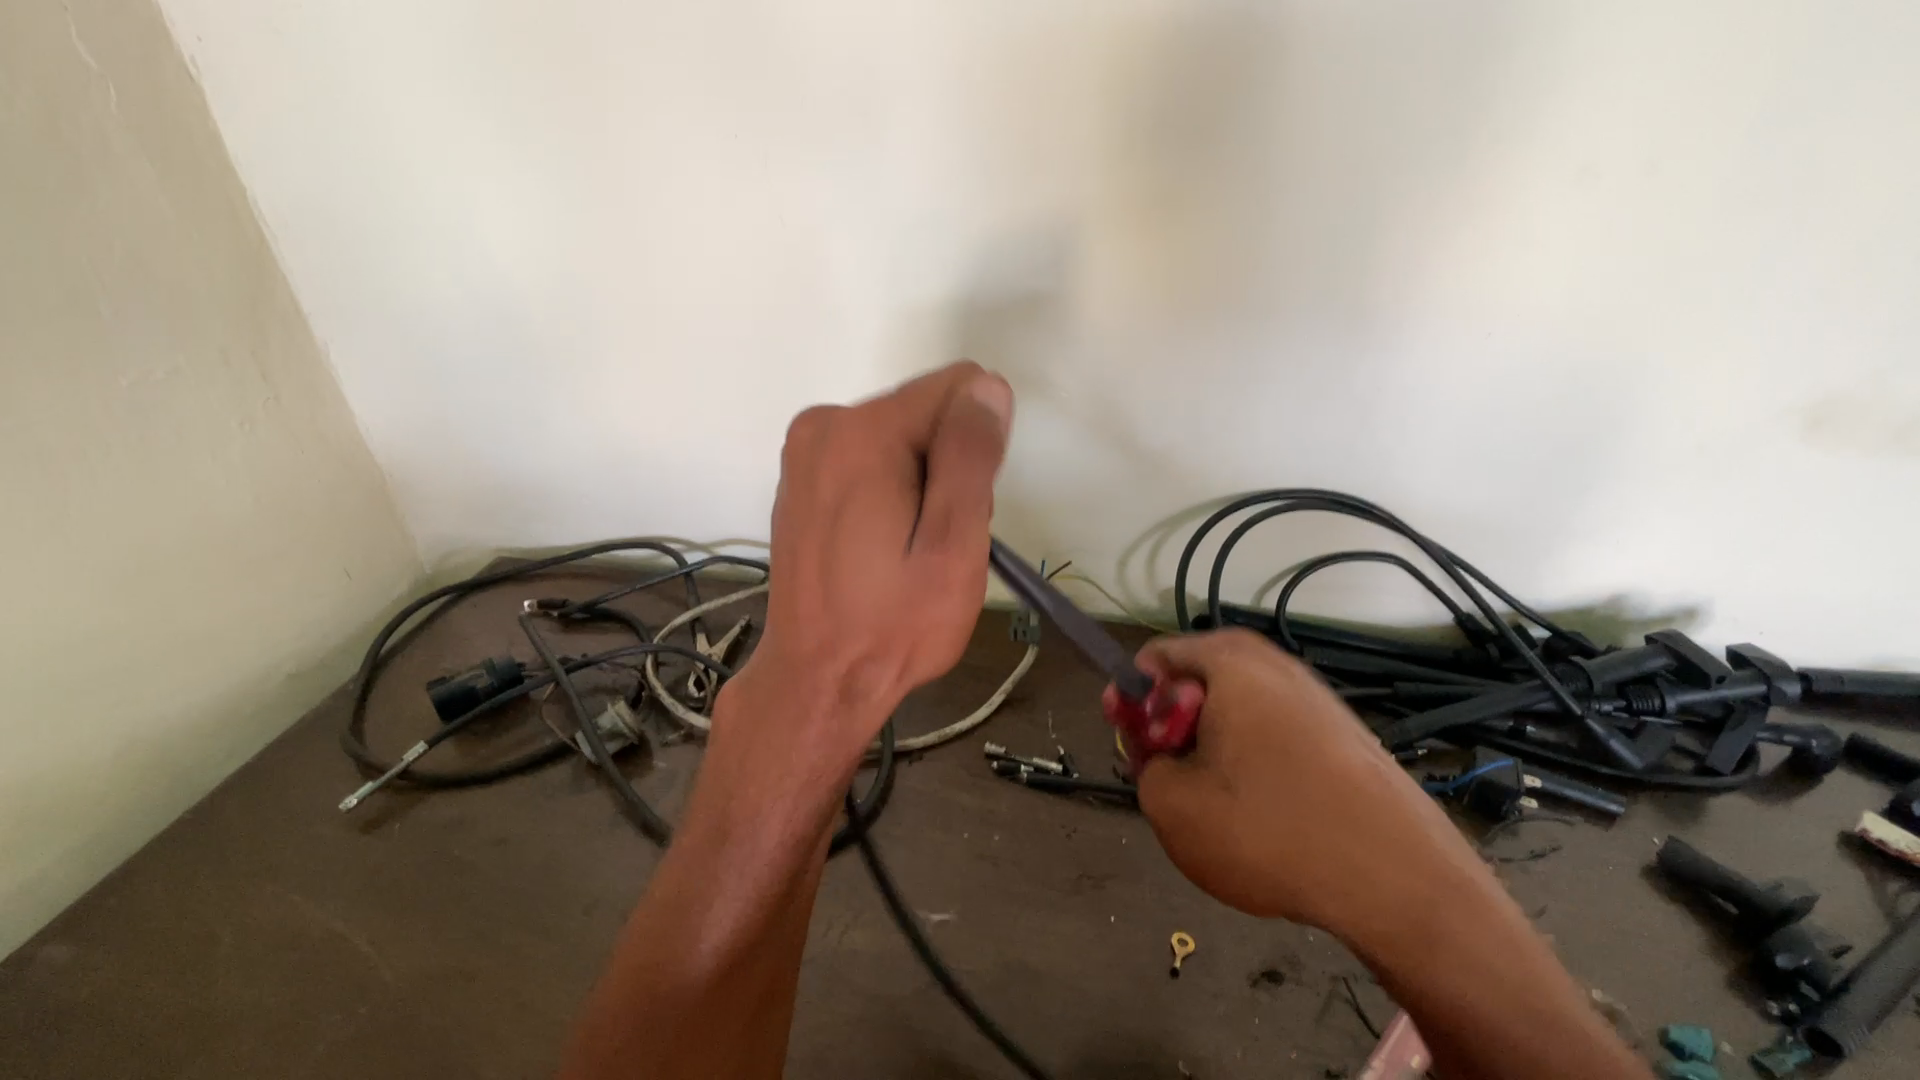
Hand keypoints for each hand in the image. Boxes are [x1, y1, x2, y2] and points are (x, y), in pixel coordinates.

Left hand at [729, 361, 1013, 766]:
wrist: (819, 679)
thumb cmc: (894, 622)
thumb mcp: (952, 543)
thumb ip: (971, 457)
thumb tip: (987, 389)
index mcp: (861, 432)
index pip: (958, 389)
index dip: (979, 447)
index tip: (962, 509)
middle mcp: (823, 424)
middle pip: (927, 414)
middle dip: (948, 467)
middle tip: (936, 541)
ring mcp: (805, 452)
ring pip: (902, 439)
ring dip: (922, 483)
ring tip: (909, 549)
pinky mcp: (802, 479)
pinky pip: (871, 460)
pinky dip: (890, 492)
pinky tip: (882, 546)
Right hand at [1127, 629, 1489, 935]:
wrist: (1399, 880)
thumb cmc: (1270, 830)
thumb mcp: (1171, 806)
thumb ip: (1144, 766)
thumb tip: (1163, 757)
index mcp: (1228, 663)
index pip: (1154, 658)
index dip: (1129, 701)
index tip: (1131, 746)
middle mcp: (1274, 665)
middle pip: (1196, 680)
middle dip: (1172, 724)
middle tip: (1169, 775)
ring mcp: (1316, 698)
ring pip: (1236, 710)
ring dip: (1213, 746)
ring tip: (1216, 803)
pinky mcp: (1344, 735)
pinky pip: (1275, 733)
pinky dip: (1255, 762)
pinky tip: (1265, 815)